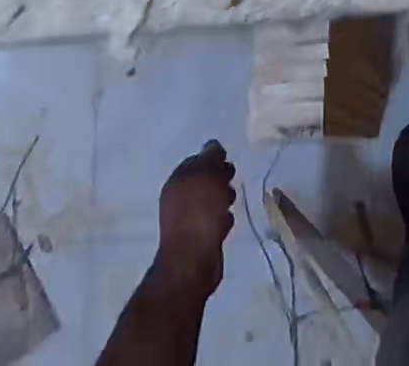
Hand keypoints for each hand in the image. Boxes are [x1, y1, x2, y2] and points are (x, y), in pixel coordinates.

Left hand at [156, 140, 236, 297]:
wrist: (192, 262)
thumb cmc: (200, 212)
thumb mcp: (207, 175)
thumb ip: (210, 157)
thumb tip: (212, 145)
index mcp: (177, 180)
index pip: (197, 159)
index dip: (214, 158)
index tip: (228, 161)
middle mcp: (178, 198)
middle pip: (204, 178)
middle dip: (221, 177)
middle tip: (231, 180)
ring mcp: (186, 218)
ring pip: (210, 198)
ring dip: (223, 196)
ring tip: (231, 202)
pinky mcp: (197, 236)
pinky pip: (213, 218)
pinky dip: (221, 216)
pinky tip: (227, 221)